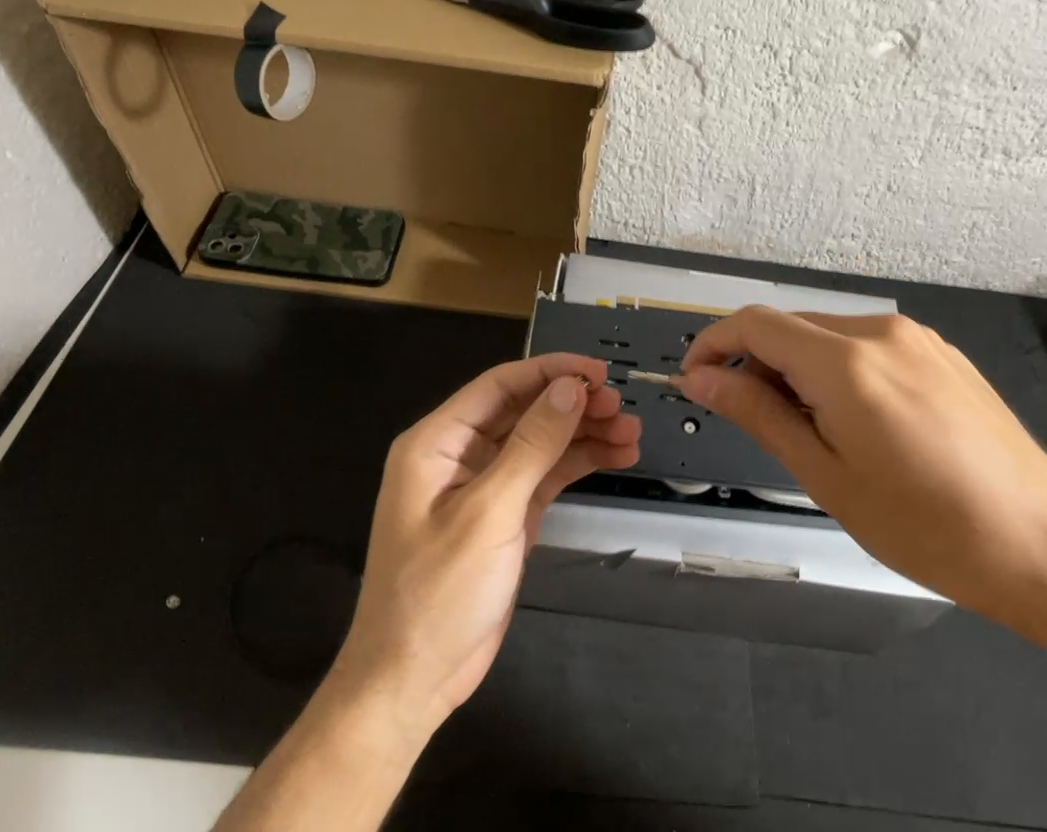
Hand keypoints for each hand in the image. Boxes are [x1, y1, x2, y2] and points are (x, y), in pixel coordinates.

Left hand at [325, 354, 641, 739]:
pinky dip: (578, 466)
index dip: (550, 372)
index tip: (600, 372)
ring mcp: (484, 488)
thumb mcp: (488, 512)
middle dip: (573, 406)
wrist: (414, 676)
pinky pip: (544, 478)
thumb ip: (531, 445)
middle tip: (623, 409)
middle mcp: (459, 456)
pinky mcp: (505, 518)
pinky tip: (615, 457)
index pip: (499, 386)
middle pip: (523, 413)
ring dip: (583, 435)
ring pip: (540, 445)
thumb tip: (570, 388)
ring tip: (632, 434)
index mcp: (436, 442)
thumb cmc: (438, 591)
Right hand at [675, 307, 1046, 612]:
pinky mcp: (943, 356)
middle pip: (791, 326)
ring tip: (805, 430)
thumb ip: (758, 414)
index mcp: (846, 362)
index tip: (693, 380)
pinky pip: (869, 347)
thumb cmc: (924, 525)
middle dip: (754, 362)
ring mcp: (919, 340)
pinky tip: (853, 421)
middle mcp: (883, 333)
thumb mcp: (824, 475)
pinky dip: (838, 370)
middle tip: (748, 420)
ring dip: (797, 367)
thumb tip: (702, 380)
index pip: (755, 324)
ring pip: (830, 335)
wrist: (1039, 540)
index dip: (712, 345)